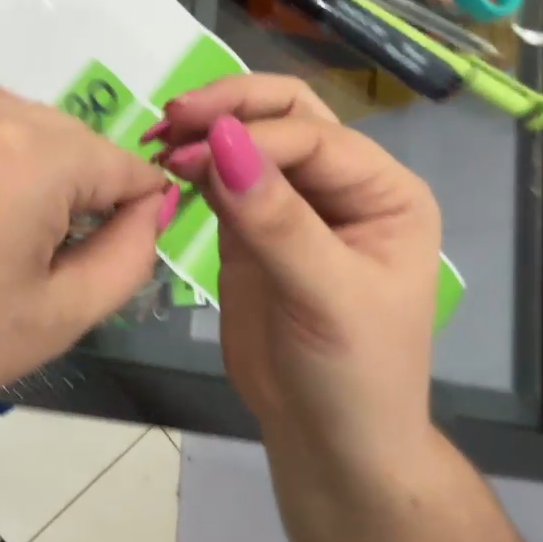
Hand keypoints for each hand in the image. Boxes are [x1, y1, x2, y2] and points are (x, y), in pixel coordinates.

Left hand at [0, 72, 173, 436]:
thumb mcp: (62, 316)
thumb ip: (132, 251)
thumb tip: (150, 203)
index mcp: (34, 158)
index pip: (124, 165)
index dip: (130, 210)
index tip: (105, 250)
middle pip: (70, 139)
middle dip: (74, 187)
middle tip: (36, 254)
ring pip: (16, 117)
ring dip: (25, 159)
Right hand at [148, 75, 440, 445]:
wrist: (326, 434)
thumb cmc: (351, 371)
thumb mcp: (324, 296)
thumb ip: (276, 220)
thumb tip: (221, 144)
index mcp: (385, 193)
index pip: (313, 138)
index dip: (250, 136)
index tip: (185, 153)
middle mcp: (342, 187)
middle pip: (288, 115)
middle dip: (231, 107)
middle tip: (171, 117)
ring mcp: (292, 207)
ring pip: (250, 140)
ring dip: (206, 130)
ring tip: (158, 139)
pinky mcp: (248, 231)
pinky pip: (222, 181)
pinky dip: (193, 166)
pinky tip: (164, 166)